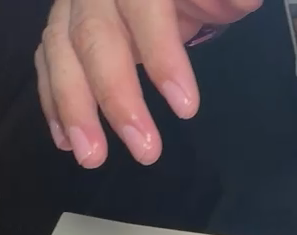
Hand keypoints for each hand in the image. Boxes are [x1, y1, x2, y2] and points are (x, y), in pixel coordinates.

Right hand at [34, 0, 260, 166]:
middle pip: (94, 33)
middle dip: (115, 95)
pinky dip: (53, 100)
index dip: (161, 52)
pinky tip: (65, 141)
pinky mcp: (65, 28)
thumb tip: (247, 2)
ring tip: (91, 157)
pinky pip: (49, 61)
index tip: (186, 108)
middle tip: (145, 151)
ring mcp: (74, 4)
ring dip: (73, 107)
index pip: (145, 5)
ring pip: (61, 49)